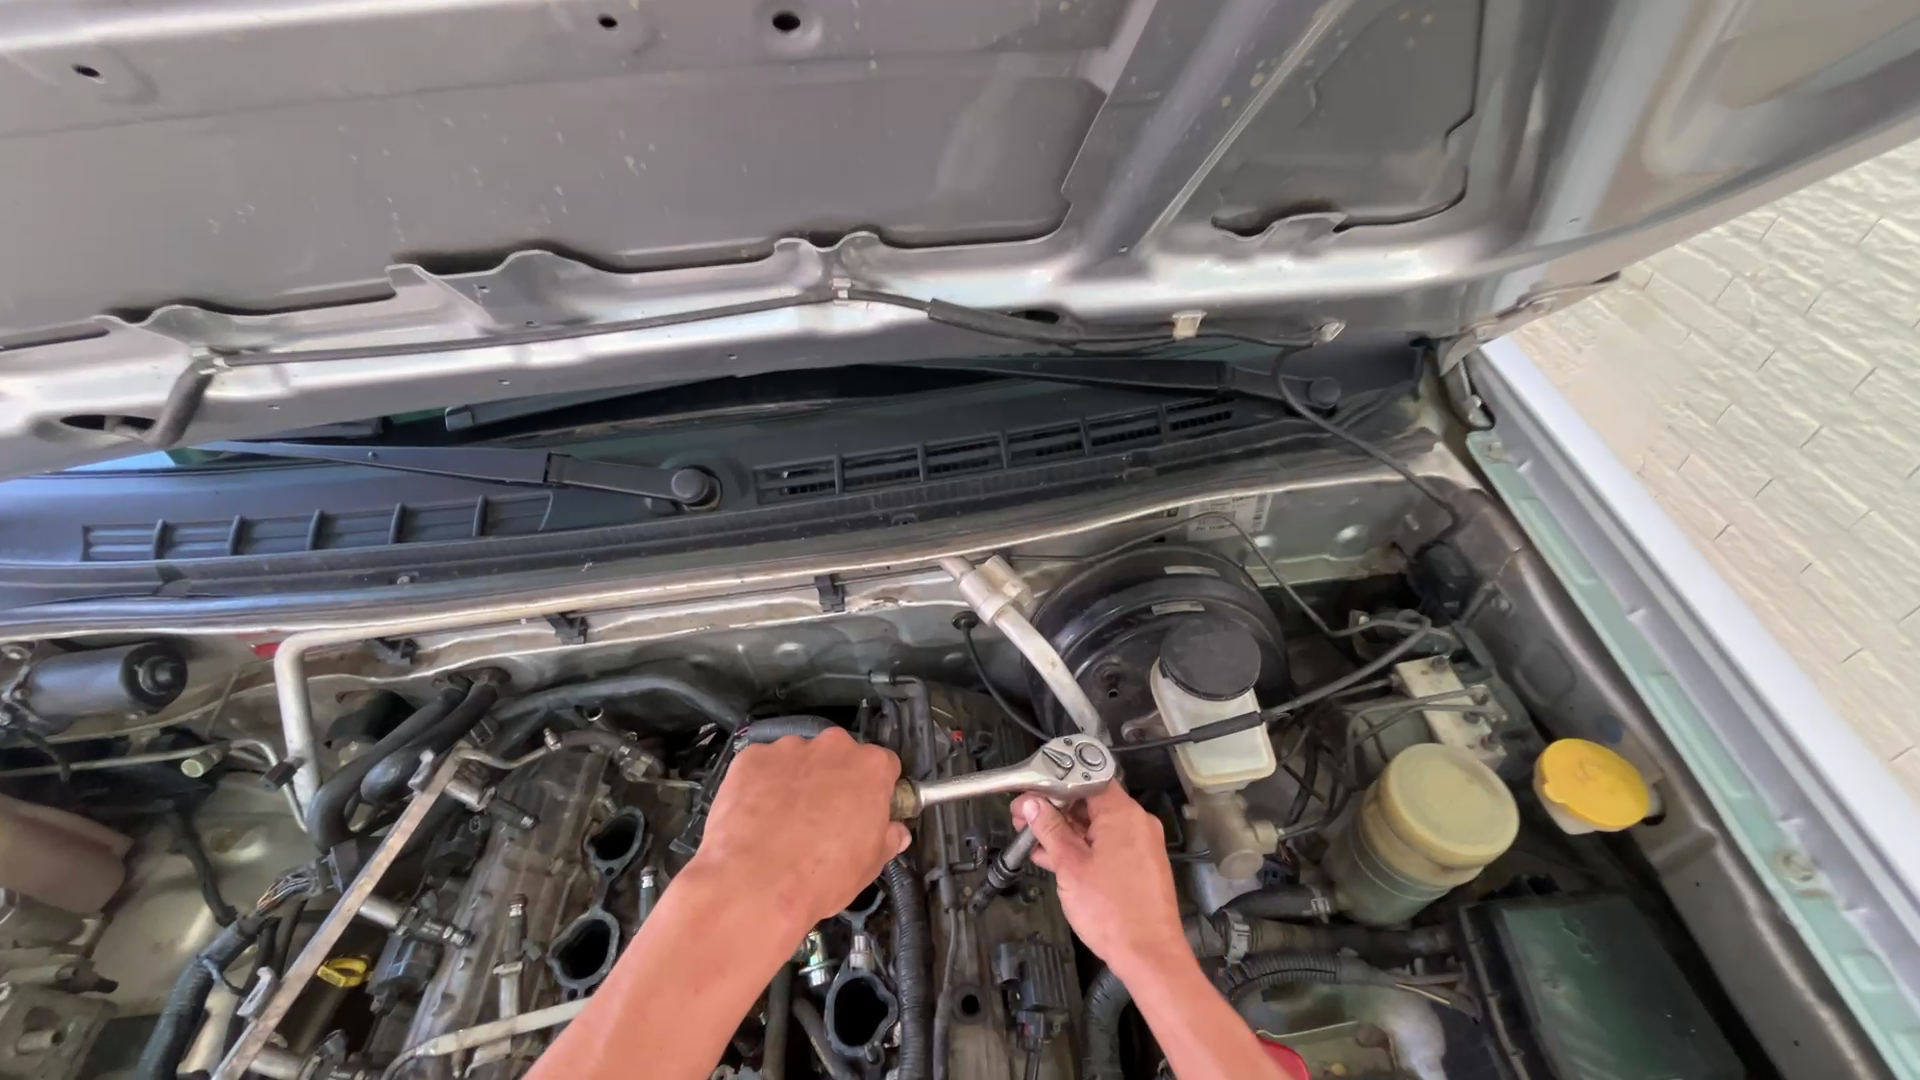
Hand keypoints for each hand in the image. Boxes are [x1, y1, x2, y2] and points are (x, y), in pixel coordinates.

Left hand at [690, 728, 910, 930]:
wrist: (755, 884)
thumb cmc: (817, 875)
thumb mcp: (870, 865)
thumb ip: (887, 839)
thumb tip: (894, 834)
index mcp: (871, 768)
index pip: (884, 765)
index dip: (876, 789)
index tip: (868, 807)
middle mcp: (833, 748)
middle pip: (841, 756)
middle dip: (836, 780)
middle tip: (826, 818)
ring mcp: (791, 749)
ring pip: (801, 758)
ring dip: (799, 780)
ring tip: (787, 821)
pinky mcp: (753, 758)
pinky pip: (763, 765)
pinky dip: (763, 784)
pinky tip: (760, 816)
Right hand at [1013, 786, 1187, 975]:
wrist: (1149, 956)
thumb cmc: (1112, 912)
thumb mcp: (1070, 865)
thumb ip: (1049, 829)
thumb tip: (1033, 805)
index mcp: (1123, 813)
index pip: (1085, 780)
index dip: (1053, 785)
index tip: (1031, 796)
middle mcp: (1136, 822)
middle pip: (1090, 802)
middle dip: (1055, 810)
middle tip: (1025, 820)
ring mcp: (1140, 844)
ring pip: (1096, 826)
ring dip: (1065, 831)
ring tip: (1033, 841)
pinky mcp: (1140, 865)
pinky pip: (1107, 845)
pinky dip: (1082, 848)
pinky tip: (1055, 859)